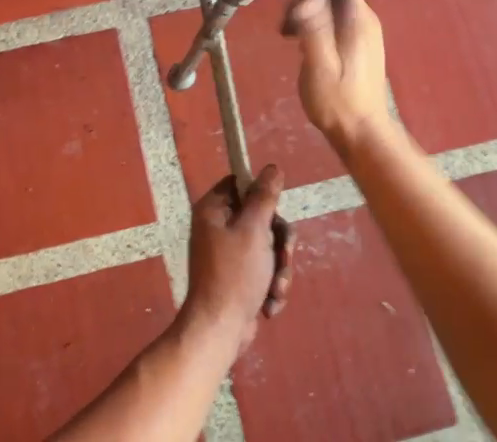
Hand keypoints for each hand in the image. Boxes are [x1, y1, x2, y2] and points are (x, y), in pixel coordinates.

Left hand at [181, 165, 291, 350]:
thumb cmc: (234, 274)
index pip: (241, 184)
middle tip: (284, 258)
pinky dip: (271, 285)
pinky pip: (263, 270)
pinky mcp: (238, 277)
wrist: (220, 328)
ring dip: (278, 269)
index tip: (276, 211)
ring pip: (267, 247)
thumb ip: (264, 198)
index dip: (262, 195)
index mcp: (213, 210)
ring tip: (276, 289)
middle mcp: (217, 228)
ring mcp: (228, 254)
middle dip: (278, 243)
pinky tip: (270, 303)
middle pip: (261, 218)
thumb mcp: (254, 230)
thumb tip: (272, 167)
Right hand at [281, 0, 392, 148]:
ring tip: (284, 10)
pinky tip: (297, 28)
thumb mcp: (318, 68)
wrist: (363, 131)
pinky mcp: (360, 40)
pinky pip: (337, 9)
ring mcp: (364, 29)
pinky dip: (315, 6)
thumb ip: (313, 31)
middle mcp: (364, 17)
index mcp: (354, 19)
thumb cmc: (337, 103)